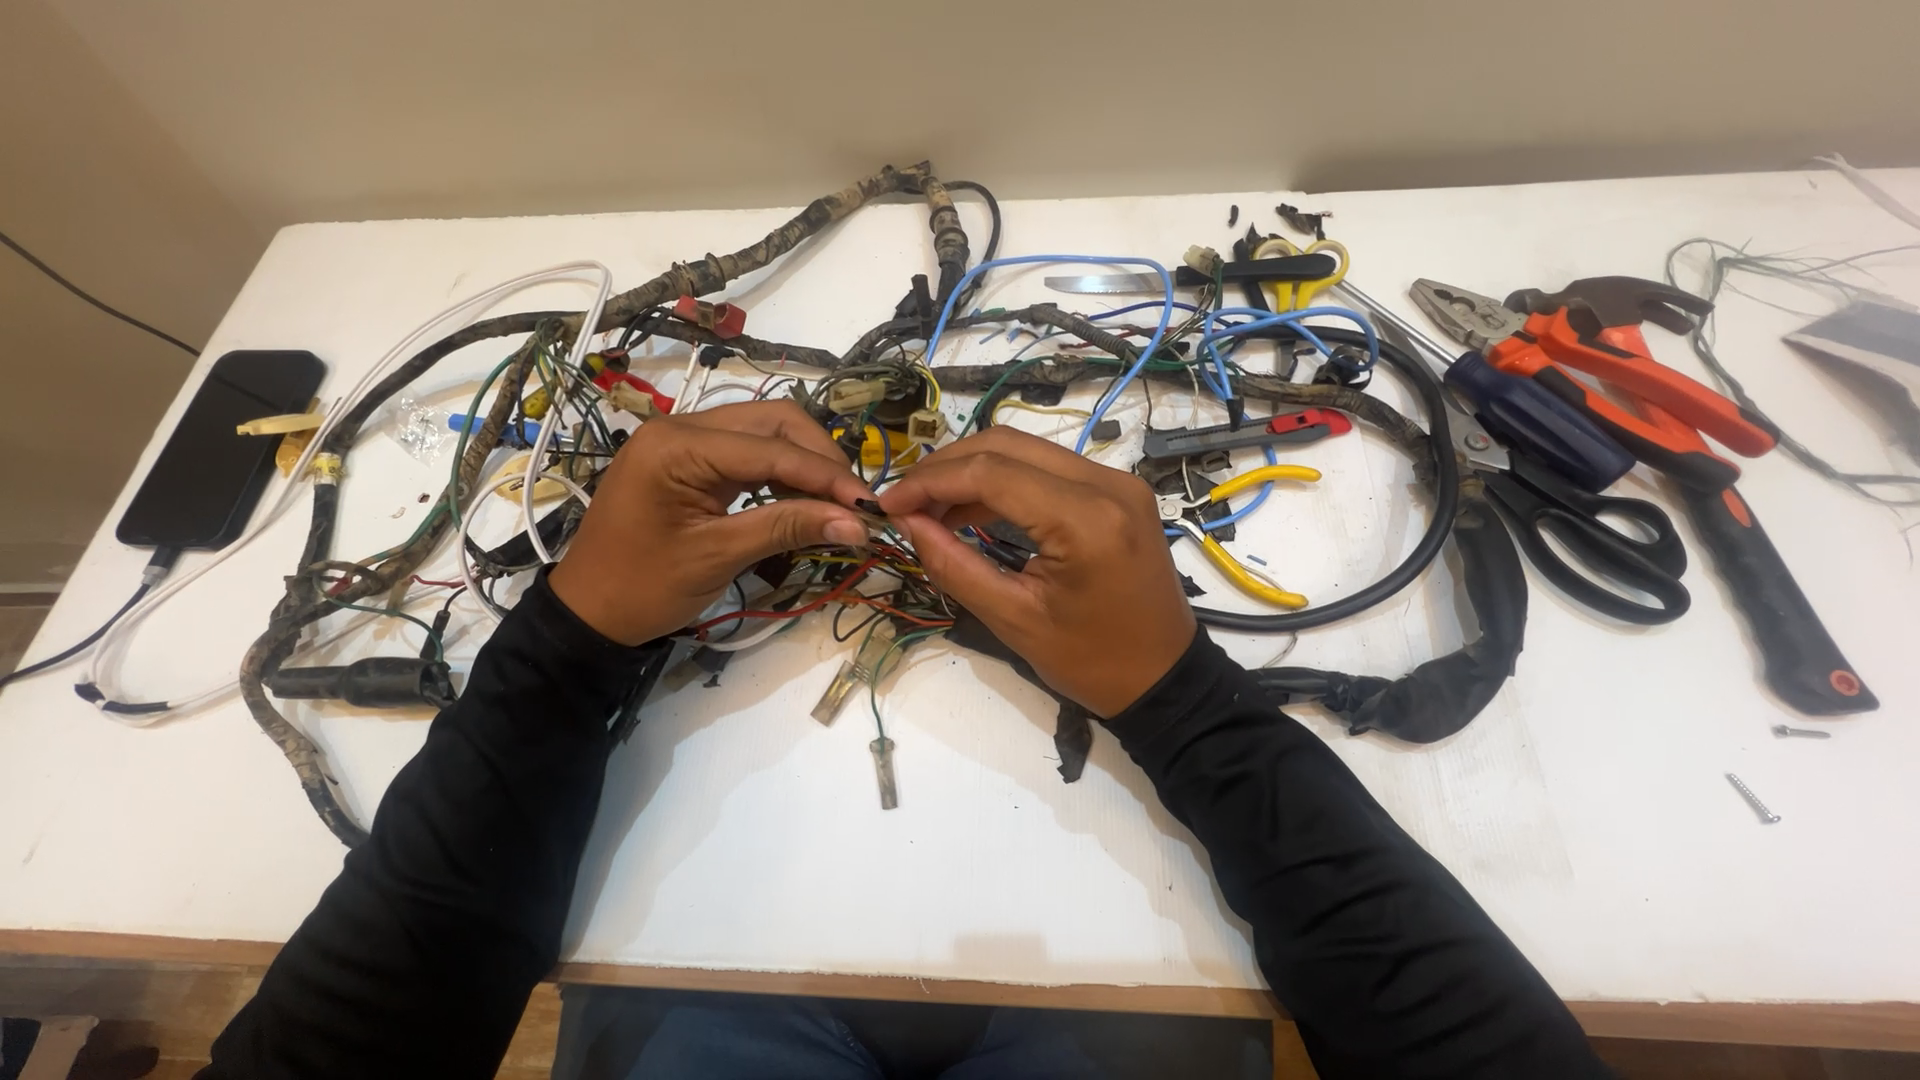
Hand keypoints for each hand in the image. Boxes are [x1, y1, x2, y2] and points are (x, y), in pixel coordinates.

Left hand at [549, 402, 872, 644]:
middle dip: (820, 459)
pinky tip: (804, 499)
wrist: (589, 612)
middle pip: (774, 422)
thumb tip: (857, 525)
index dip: (826, 475)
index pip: (771, 448)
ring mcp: (685, 440)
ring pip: (767, 432)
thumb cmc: (643, 587)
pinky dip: (783, 472)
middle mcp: (681, 426)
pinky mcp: (692, 459)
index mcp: (677, 444)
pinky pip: (750, 452)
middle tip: (854, 504)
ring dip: (806, 463)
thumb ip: (788, 528)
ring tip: (837, 503)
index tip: (869, 506)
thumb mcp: (718, 556)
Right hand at [878, 428, 1194, 716]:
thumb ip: (954, 565)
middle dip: (947, 468)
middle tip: (906, 502)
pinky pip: (1048, 469)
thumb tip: (907, 522)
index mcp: (1085, 519)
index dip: (930, 483)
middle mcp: (1106, 483)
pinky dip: (1005, 482)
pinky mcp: (1118, 490)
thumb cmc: (1091, 662)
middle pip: (1006, 445)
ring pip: (1026, 451)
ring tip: (931, 510)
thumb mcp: (1014, 620)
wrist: (1163, 676)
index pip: (990, 472)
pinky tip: (973, 510)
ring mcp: (1117, 482)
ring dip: (973, 471)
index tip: (888, 505)